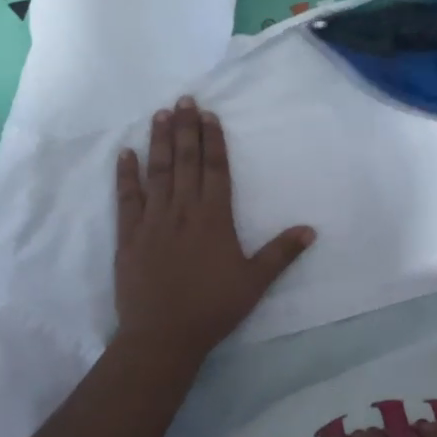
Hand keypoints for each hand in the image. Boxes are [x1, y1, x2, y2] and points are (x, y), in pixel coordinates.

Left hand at [114, 97, 314, 358]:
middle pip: (185, 161)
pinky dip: (126, 174)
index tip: (209, 115)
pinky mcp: (129, 236)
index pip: (215, 168)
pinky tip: (125, 153)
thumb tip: (311, 229)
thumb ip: (281, 253)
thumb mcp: (255, 281)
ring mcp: (153, 220)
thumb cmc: (213, 308)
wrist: (162, 336)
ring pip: (157, 171)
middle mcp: (184, 209)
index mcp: (214, 216)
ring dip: (159, 141)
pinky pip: (127, 198)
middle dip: (186, 129)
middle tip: (184, 100)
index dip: (213, 140)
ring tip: (160, 114)